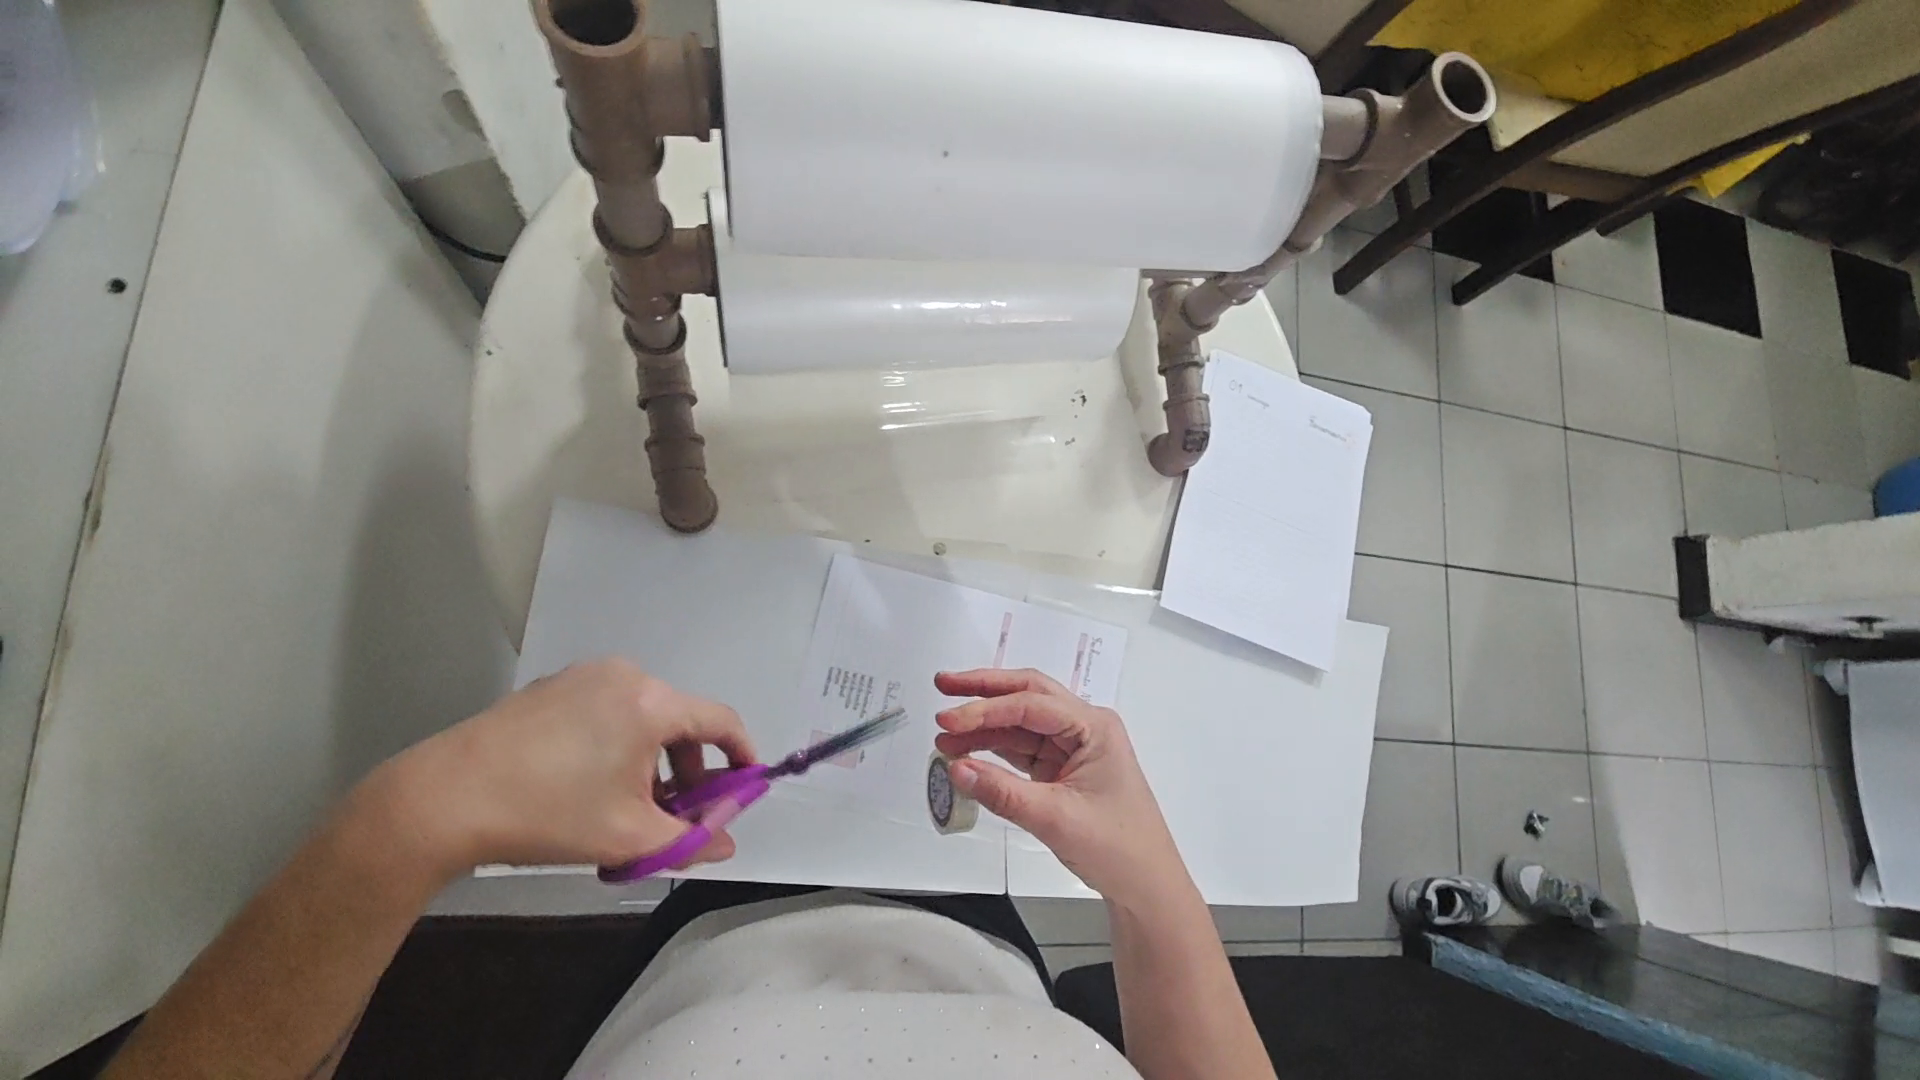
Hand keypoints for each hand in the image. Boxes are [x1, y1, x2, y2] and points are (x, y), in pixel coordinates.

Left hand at [368, 659, 755, 877]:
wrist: (441, 799)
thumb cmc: (547, 814)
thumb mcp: (627, 837)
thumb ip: (689, 842)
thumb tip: (726, 845)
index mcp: (651, 703)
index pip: (721, 721)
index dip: (742, 755)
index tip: (744, 788)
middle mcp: (626, 676)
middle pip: (681, 721)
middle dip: (690, 769)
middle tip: (676, 813)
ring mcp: (585, 676)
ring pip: (643, 717)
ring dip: (653, 759)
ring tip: (629, 805)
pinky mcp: (553, 686)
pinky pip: (609, 710)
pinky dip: (619, 743)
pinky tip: (589, 783)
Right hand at [933, 669, 1185, 903]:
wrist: (1146, 886)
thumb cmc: (1118, 849)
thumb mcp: (1055, 819)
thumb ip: (1002, 792)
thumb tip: (957, 768)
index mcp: (1094, 726)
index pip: (1031, 706)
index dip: (985, 710)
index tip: (947, 719)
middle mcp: (1084, 727)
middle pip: (1027, 694)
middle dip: (984, 690)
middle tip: (944, 685)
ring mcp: (1072, 746)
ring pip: (1020, 721)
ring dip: (983, 724)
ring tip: (944, 733)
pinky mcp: (1061, 766)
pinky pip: (1021, 747)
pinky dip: (992, 747)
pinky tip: (966, 751)